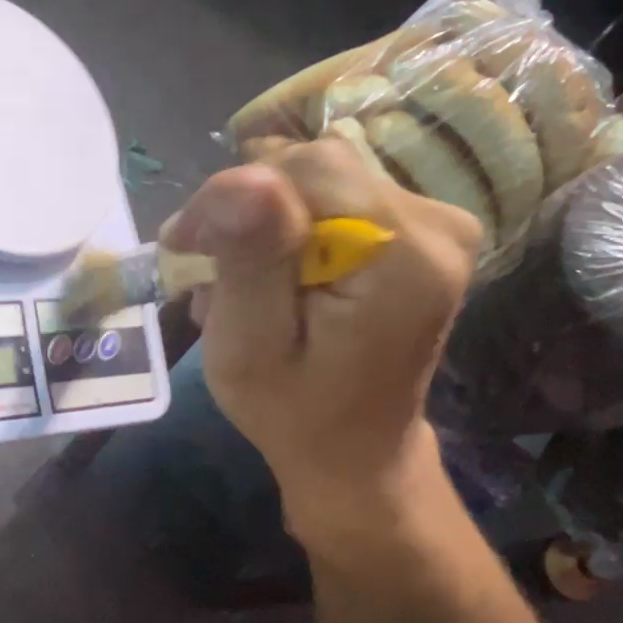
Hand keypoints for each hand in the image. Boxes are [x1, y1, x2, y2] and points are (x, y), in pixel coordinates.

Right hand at [165, 140, 482, 534]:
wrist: (354, 453)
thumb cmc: (292, 412)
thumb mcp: (250, 348)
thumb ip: (251, 262)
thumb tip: (240, 178)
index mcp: (404, 254)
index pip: (309, 169)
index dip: (233, 194)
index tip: (182, 244)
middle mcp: (440, 224)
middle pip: (321, 169)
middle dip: (248, 209)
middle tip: (198, 266)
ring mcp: (440, 226)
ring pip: (326, 182)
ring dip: (265, 225)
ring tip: (230, 284)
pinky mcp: (424, 235)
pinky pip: (342, 203)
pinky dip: (293, 233)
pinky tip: (270, 281)